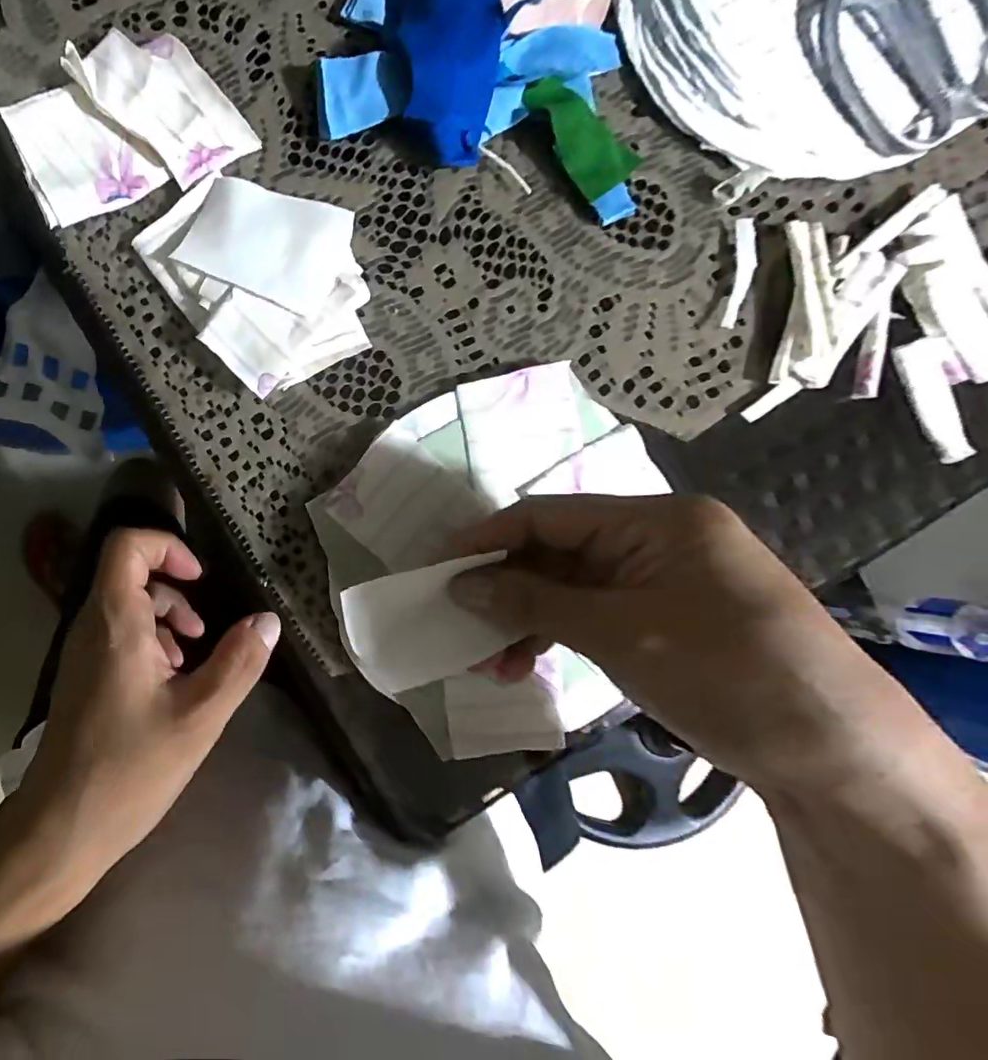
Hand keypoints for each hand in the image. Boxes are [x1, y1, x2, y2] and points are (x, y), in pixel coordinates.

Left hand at [16, 528, 280, 869]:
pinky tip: (168, 684)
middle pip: (127, 573)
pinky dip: (147, 643)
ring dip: (163, 620)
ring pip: (123, 606)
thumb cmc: (132, 766)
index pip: (126, 545)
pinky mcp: (81, 674)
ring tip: (191, 663)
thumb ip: (236, 663)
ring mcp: (80, 649)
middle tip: (203, 634)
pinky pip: (114, 635)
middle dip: (173, 591)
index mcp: (113, 620)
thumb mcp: (198, 715)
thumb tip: (267, 620)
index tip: (201, 581)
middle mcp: (89, 624)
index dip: (166, 546)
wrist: (65, 818)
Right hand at [445, 495, 917, 793]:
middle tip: (457, 626)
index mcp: (658, 523)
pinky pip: (577, 614)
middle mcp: (652, 542)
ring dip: (515, 621)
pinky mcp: (650, 617)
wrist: (837, 758)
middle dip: (498, 592)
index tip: (436, 572)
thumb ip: (531, 601)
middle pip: (547, 553)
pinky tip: (516, 666)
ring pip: (556, 588)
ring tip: (486, 664)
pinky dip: (542, 636)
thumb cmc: (730, 674)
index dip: (484, 540)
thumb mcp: (620, 633)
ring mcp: (651, 581)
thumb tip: (458, 584)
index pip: (545, 516)